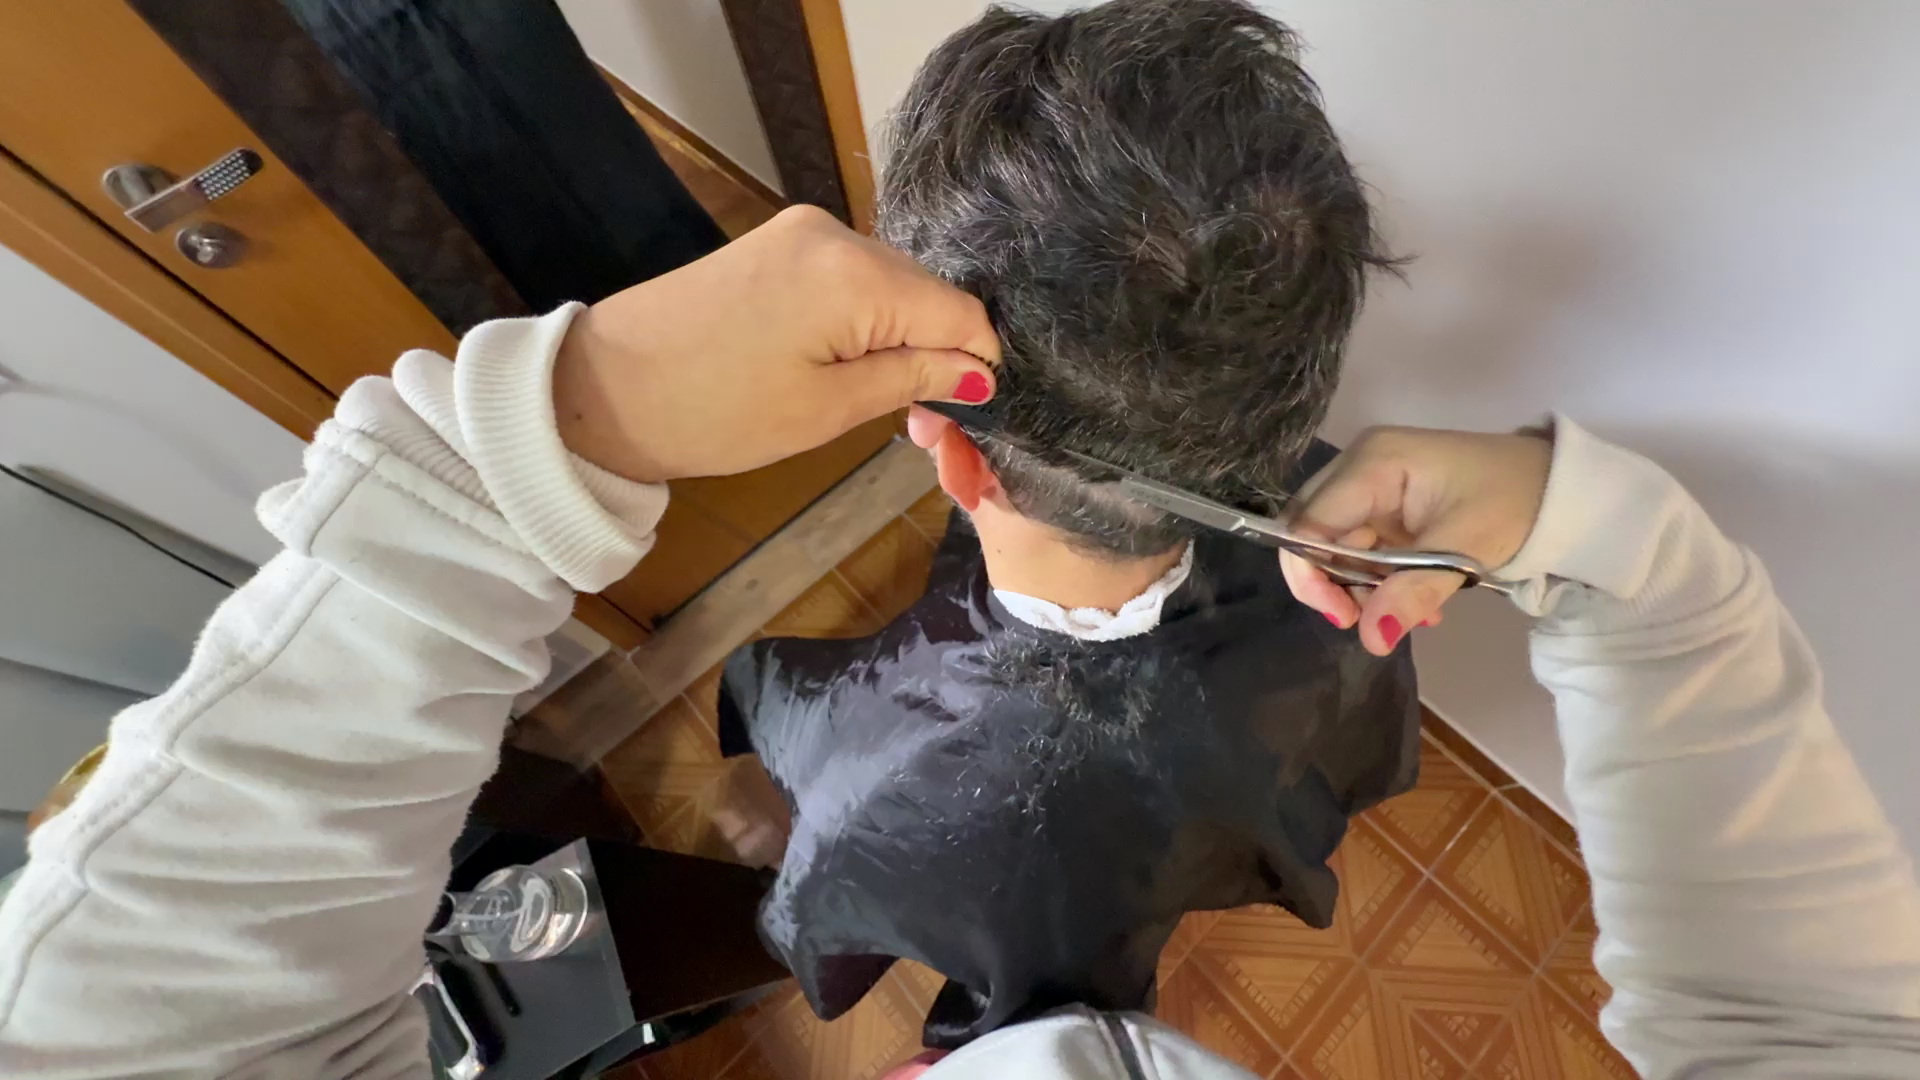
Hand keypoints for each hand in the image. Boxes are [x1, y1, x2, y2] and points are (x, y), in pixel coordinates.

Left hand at [553, 205, 998, 481]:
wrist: (604, 389)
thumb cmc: (719, 415)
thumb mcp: (829, 409)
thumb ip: (913, 379)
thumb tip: (982, 375)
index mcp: (855, 274)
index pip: (960, 311)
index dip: (977, 363)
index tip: (970, 412)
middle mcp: (837, 231)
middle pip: (927, 293)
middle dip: (936, 350)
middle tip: (917, 417)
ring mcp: (804, 230)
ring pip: (892, 286)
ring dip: (899, 336)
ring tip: (873, 393)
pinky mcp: (780, 242)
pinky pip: (853, 279)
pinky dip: (864, 320)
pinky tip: (843, 358)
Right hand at [1280, 426, 1552, 655]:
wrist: (1567, 486)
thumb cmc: (1521, 503)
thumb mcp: (1468, 550)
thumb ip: (1413, 592)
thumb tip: (1371, 640)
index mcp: (1373, 463)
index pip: (1308, 522)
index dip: (1310, 572)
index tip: (1343, 617)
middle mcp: (1357, 466)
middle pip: (1309, 530)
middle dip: (1329, 582)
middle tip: (1362, 620)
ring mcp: (1366, 482)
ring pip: (1329, 542)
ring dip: (1355, 584)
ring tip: (1404, 613)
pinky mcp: (1378, 501)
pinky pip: (1353, 543)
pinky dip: (1372, 576)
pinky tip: (1409, 596)